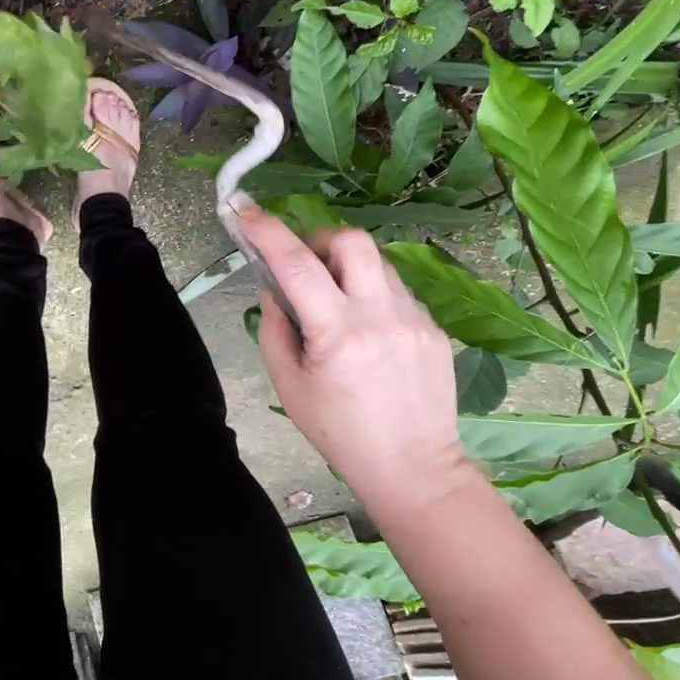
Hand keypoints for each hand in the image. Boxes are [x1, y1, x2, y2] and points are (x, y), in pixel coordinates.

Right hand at [238, 205, 473, 515]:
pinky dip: (371, 292)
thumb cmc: (339, 432)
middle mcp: (380, 317)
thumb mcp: (288, 384)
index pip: (296, 264)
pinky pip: (396, 289)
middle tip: (306, 262)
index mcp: (338, 335)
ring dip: (347, 266)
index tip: (244, 210)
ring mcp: (415, 319)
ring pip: (377, 261)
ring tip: (335, 298)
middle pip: (352, 240)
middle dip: (320, 238)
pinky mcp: (434, 327)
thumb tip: (274, 286)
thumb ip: (274, 327)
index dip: (266, 230)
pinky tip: (366, 327)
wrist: (414, 468)